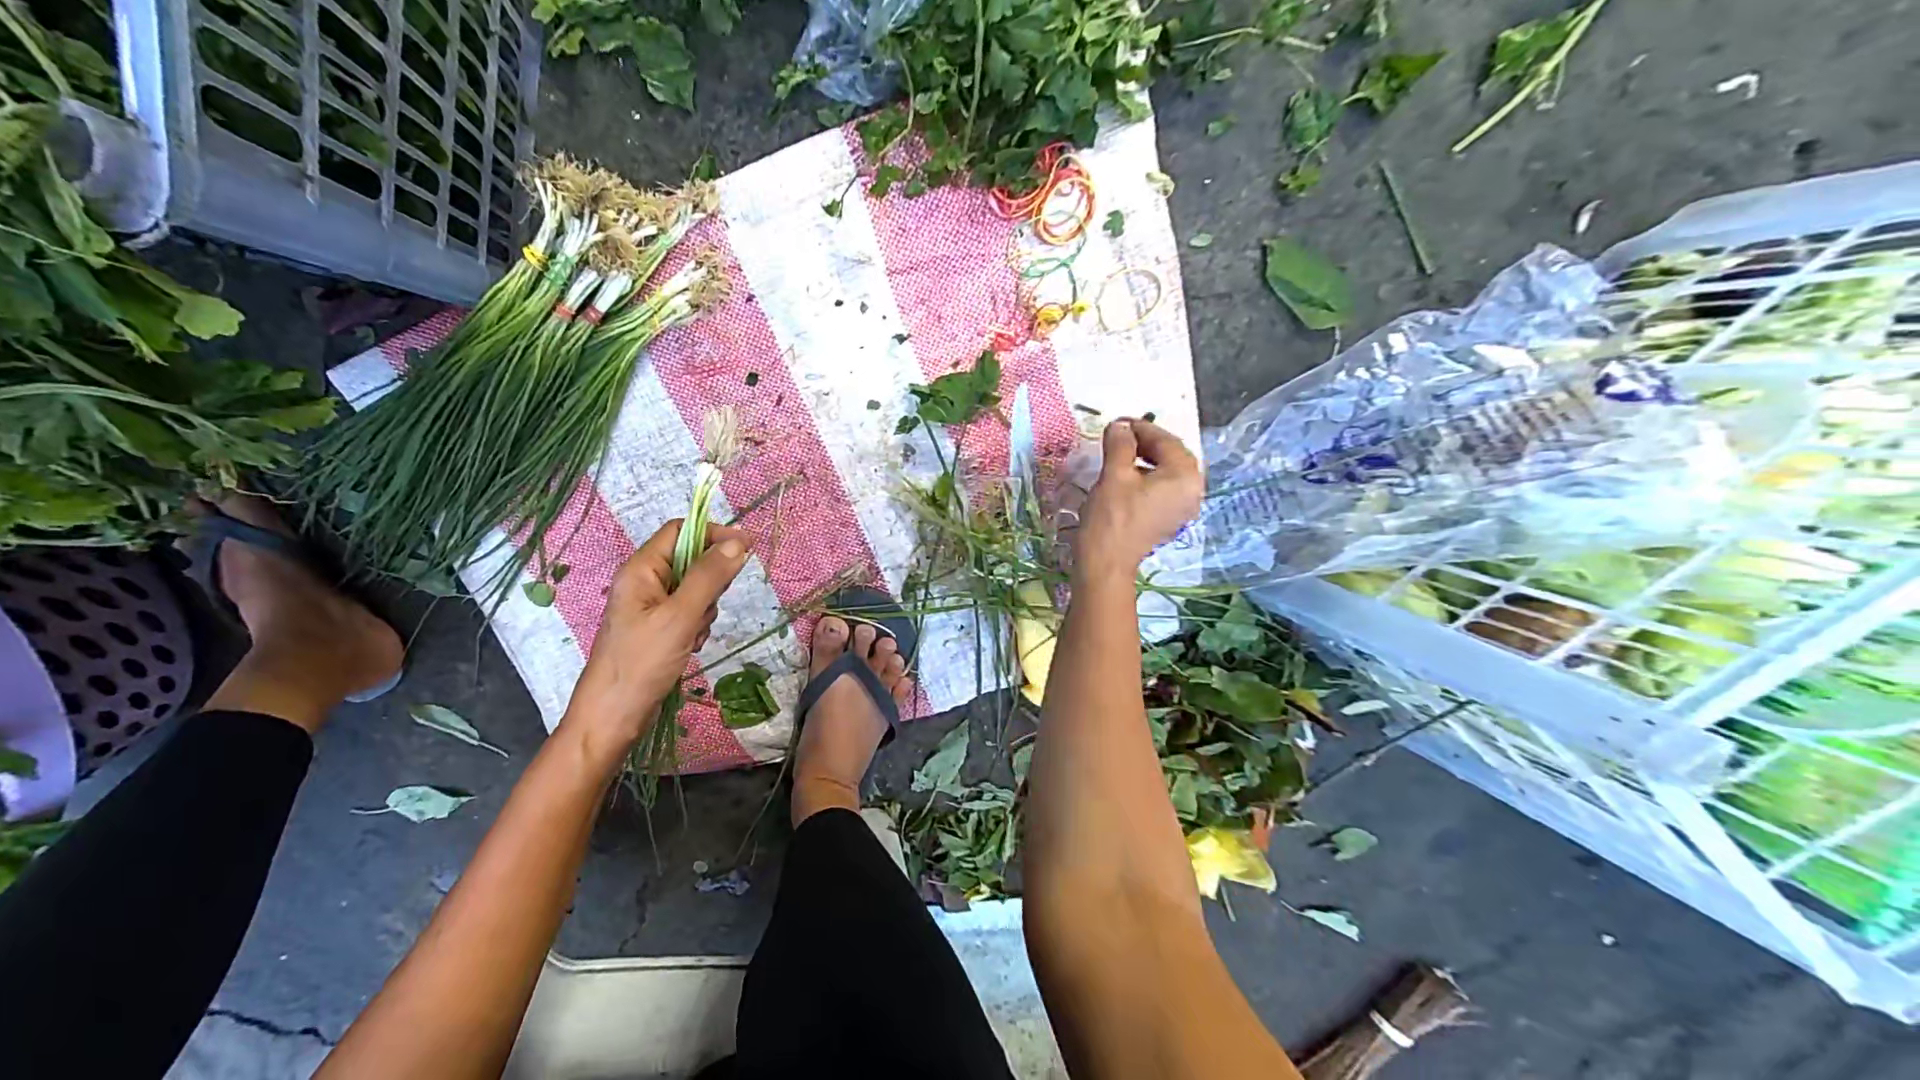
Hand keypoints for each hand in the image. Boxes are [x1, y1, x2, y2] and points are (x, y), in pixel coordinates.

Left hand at [559, 519, 750, 762]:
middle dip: (710, 581)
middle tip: (708, 606)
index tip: (747, 548)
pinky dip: (697, 626)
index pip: (680, 531)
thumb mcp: (680, 616)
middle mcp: (645, 582)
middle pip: (692, 560)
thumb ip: (709, 576)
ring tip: (692, 634)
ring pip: (696, 589)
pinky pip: (690, 613)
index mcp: (640, 569)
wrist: (614, 716)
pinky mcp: (660, 629)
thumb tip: (739, 542)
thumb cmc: (641, 662)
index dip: (713, 534)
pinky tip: (689, 646)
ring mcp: (652, 607)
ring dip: (704, 609)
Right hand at [1073, 419, 1202, 579]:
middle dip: (1147, 443)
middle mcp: (1193, 491)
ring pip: (1169, 473)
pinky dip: (1149, 478)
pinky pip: (1164, 489)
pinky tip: (1127, 477)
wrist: (1106, 563)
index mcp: (1185, 476)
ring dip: (1147, 460)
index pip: (1166, 441)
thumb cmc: (1112, 517)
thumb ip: (1121, 443)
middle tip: (1120, 436)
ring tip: (1120, 454)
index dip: (1141, 428)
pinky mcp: (1170, 520)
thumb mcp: (1114, 474)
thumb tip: (1120, 426)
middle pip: (1172, 456)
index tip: (1119, 422)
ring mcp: (1183, 508)